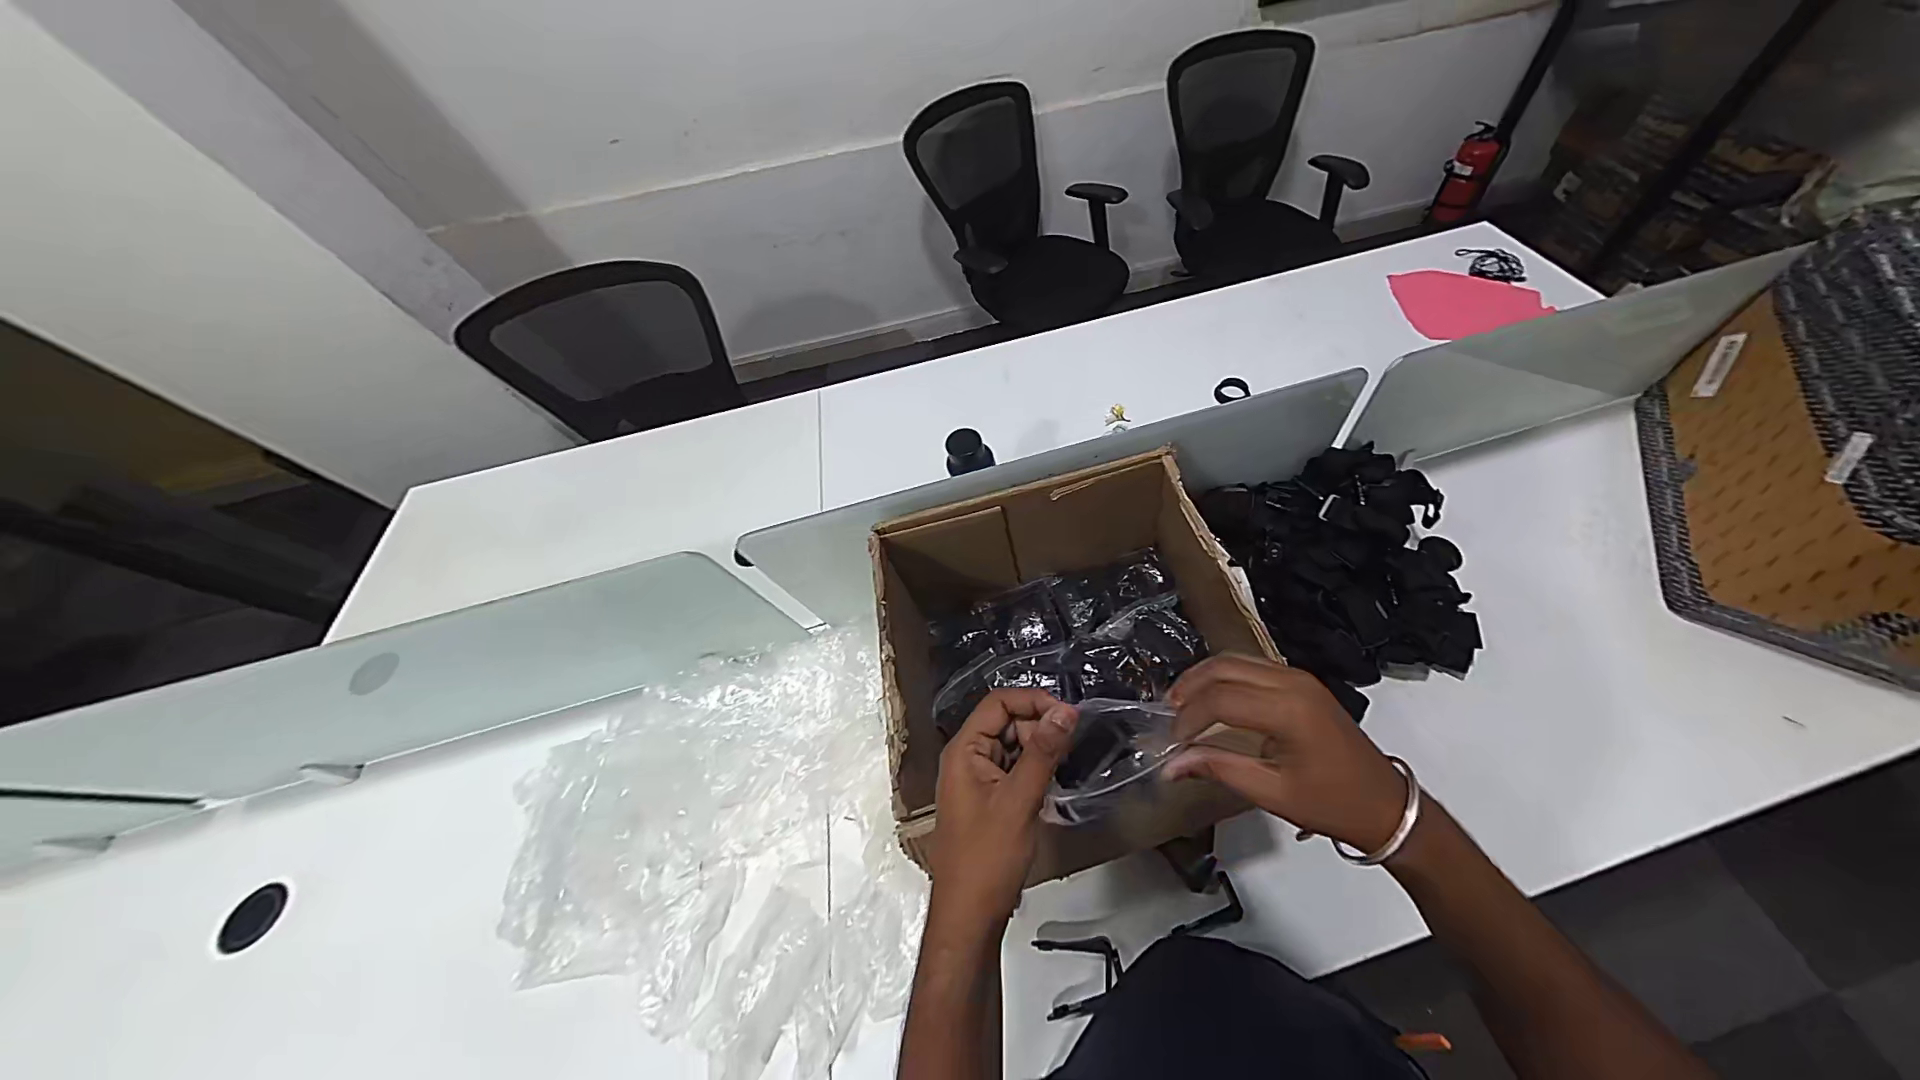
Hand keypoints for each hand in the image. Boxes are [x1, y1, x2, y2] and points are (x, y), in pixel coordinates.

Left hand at [929, 688, 1078, 926]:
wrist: (969, 915)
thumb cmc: (988, 858)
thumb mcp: (1019, 800)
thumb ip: (1043, 752)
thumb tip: (1066, 711)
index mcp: (964, 750)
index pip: (998, 703)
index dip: (1032, 701)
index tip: (1067, 715)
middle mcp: (966, 758)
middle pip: (1005, 722)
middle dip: (1038, 728)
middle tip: (1067, 749)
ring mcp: (977, 779)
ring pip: (1012, 746)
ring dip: (1038, 750)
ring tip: (1062, 769)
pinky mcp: (989, 799)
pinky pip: (1013, 769)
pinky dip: (1033, 770)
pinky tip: (1051, 785)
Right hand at [1164, 654, 1407, 853]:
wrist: (1387, 805)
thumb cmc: (1333, 804)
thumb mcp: (1272, 793)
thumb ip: (1218, 768)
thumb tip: (1170, 765)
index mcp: (1289, 710)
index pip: (1221, 699)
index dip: (1189, 718)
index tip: (1173, 741)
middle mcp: (1293, 682)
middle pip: (1223, 668)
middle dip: (1189, 688)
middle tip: (1168, 714)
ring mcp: (1298, 678)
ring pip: (1235, 660)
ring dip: (1203, 678)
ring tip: (1181, 704)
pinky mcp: (1300, 682)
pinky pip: (1251, 666)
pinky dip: (1223, 677)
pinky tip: (1210, 697)